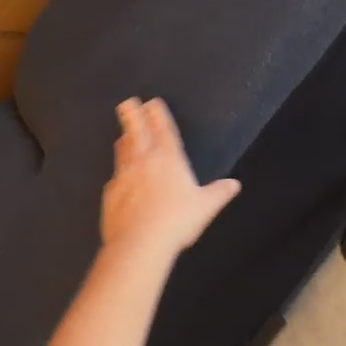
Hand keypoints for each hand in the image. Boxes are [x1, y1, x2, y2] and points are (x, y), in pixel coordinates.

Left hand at [101, 98, 240, 261]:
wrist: (139, 244)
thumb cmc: (177, 219)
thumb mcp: (206, 206)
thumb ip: (219, 192)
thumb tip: (234, 184)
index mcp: (169, 159)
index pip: (163, 131)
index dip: (158, 115)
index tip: (152, 102)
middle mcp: (144, 162)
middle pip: (137, 133)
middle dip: (133, 116)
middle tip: (127, 102)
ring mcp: (124, 177)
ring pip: (123, 152)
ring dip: (124, 139)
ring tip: (123, 133)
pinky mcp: (110, 195)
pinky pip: (114, 178)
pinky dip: (117, 172)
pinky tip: (117, 176)